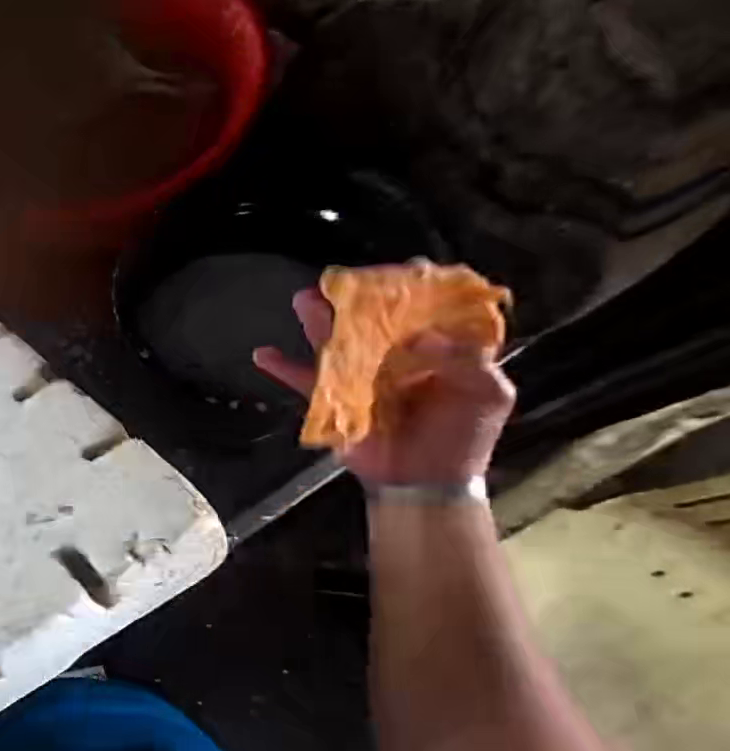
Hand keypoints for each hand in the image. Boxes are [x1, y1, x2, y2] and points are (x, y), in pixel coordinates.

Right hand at [252, 288, 515, 485]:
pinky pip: (303, 380)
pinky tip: (264, 354)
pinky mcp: (333, 398)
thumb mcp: (485, 395)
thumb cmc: (461, 437)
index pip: (431, 309)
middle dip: (356, 298)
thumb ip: (464, 362)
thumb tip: (422, 336)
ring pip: (335, 342)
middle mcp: (397, 356)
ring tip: (302, 299)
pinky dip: (282, 368)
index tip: (406, 270)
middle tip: (339, 279)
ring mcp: (362, 376)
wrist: (421, 479)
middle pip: (375, 320)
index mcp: (442, 351)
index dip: (421, 287)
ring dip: (317, 321)